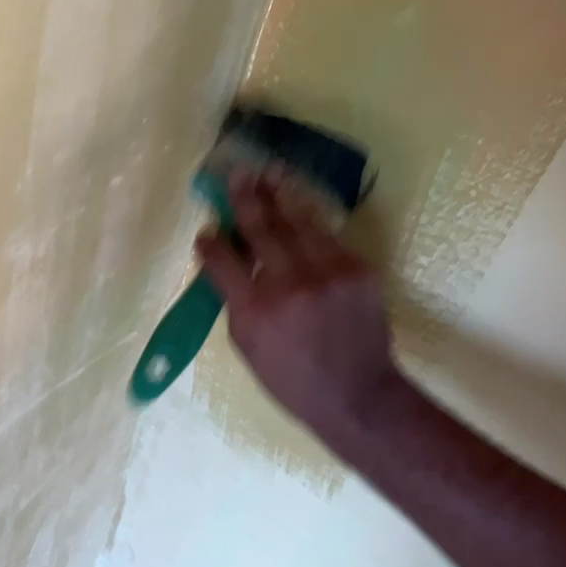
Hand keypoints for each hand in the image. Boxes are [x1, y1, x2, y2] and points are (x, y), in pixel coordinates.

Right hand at [195, 168, 404, 437]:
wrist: (359, 396)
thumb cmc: (293, 379)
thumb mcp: (248, 348)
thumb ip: (236, 301)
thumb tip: (231, 261)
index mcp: (256, 310)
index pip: (224, 261)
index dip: (211, 242)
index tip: (205, 229)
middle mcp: (291, 285)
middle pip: (262, 229)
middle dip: (246, 198)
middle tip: (238, 172)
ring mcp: (329, 273)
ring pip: (300, 222)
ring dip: (282, 193)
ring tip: (270, 170)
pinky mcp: (358, 270)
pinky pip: (329, 236)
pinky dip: (312, 220)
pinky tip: (300, 205)